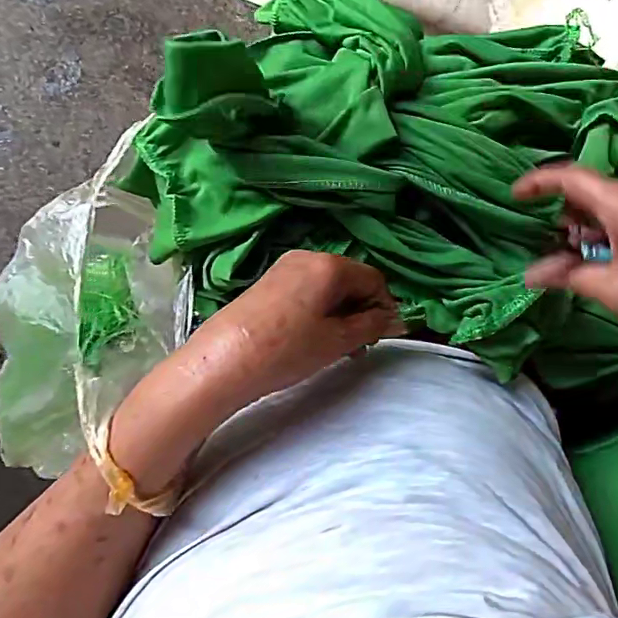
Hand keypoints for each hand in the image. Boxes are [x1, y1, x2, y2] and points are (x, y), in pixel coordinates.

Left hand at [166, 251, 405, 413]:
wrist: (221, 361)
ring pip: (329, 286)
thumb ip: (372, 326)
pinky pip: (307, 289)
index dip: (384, 307)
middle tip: (359, 346)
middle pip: (351, 279)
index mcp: (330, 265)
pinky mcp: (268, 282)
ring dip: (341, 312)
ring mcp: (285, 267)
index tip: (381, 337)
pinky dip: (319, 310)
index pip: (374, 278)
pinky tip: (311, 337)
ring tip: (335, 347)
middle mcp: (308, 256)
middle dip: (362, 310)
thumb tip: (396, 319)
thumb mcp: (337, 341)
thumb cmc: (286, 349)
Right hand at [514, 165, 617, 364]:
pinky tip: (600, 260)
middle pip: (588, 190)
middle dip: (560, 211)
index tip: (513, 195)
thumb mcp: (611, 288)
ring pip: (605, 205)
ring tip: (571, 257)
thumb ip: (567, 275)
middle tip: (544, 240)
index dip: (538, 182)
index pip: (572, 177)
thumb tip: (530, 275)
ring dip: (582, 226)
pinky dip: (602, 232)